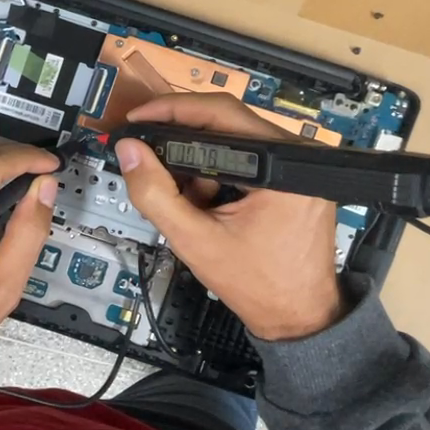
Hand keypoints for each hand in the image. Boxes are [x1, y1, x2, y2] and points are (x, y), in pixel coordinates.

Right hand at [114, 93, 344, 340]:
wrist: (298, 317)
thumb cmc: (256, 284)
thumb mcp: (193, 239)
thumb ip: (155, 193)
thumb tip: (129, 150)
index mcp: (284, 167)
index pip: (220, 114)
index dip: (170, 112)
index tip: (136, 121)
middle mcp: (300, 157)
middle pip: (224, 123)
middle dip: (179, 143)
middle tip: (147, 158)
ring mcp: (300, 166)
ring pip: (230, 139)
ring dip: (196, 160)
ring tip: (184, 198)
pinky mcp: (293, 177)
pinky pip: (244, 157)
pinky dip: (214, 172)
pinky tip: (205, 202)